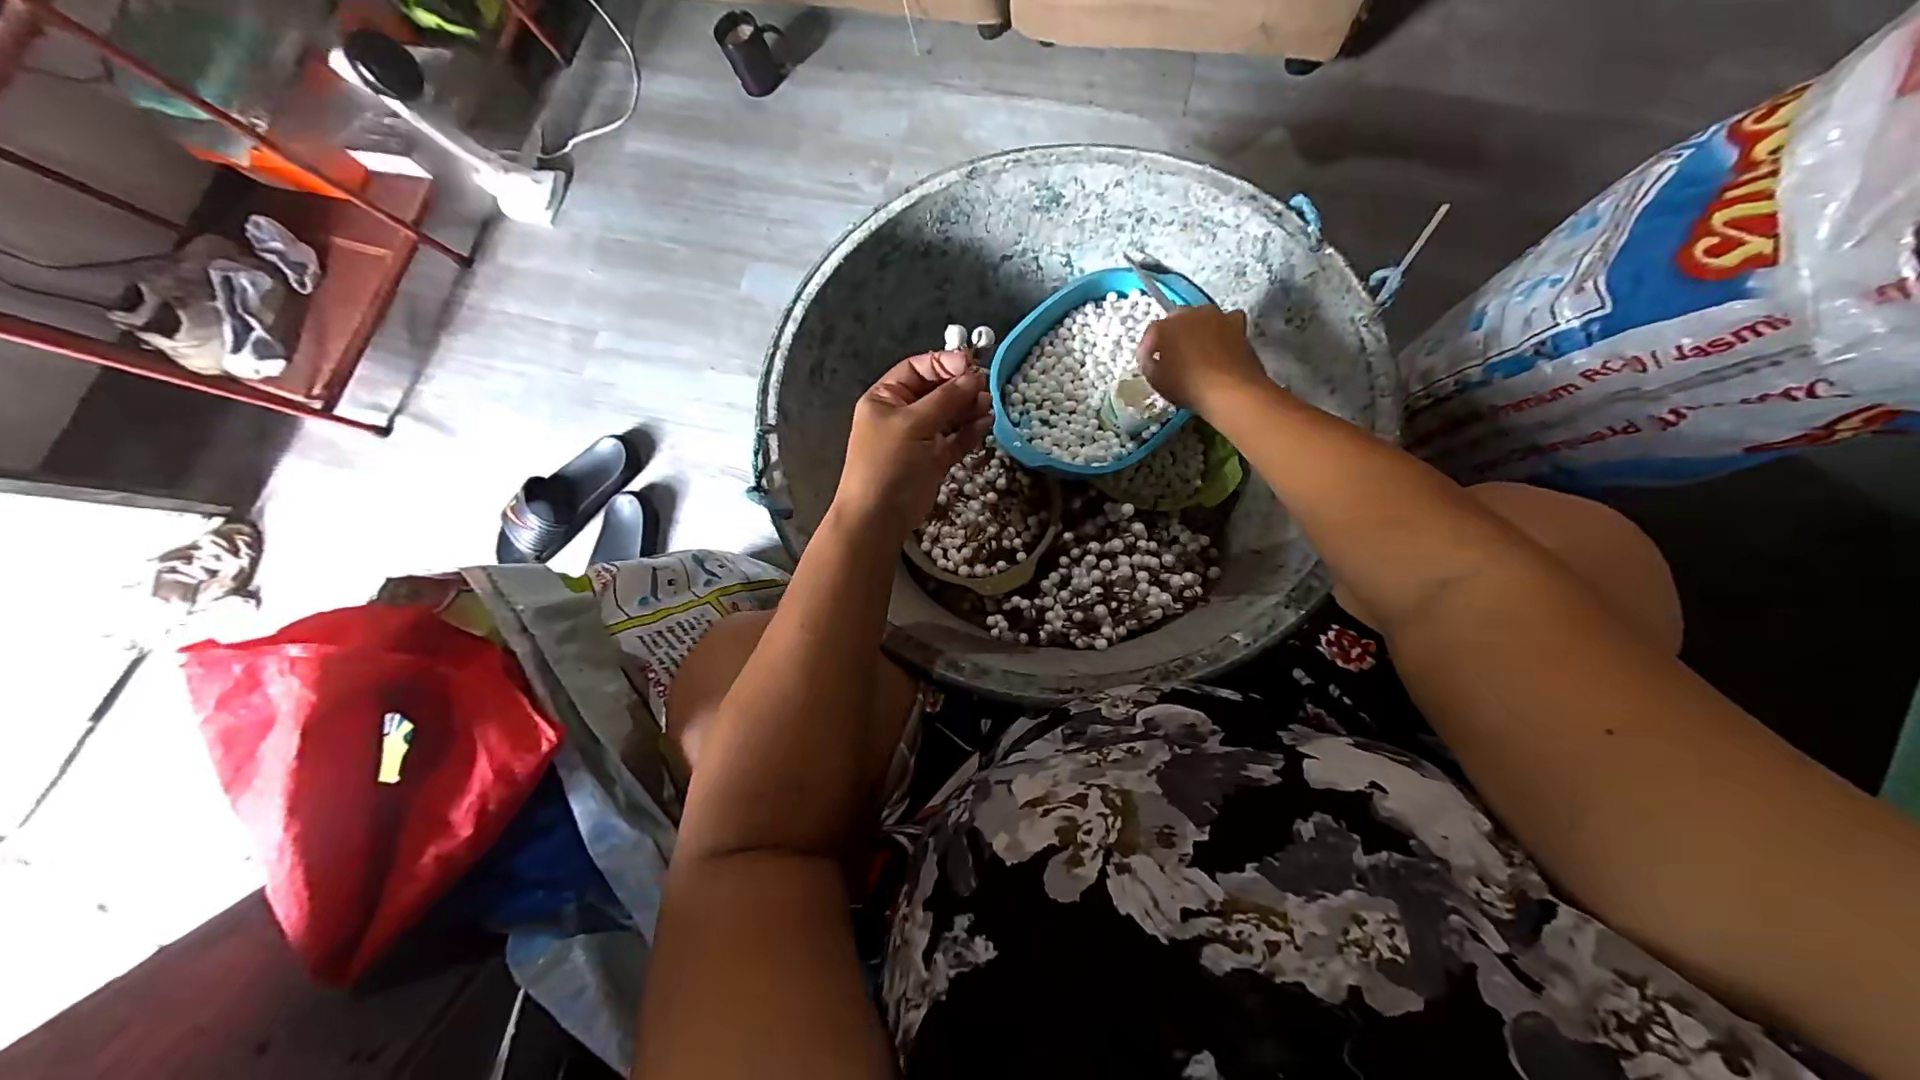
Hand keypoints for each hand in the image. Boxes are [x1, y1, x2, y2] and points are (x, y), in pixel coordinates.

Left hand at [836, 350, 992, 536]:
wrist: (878, 516)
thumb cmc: (888, 463)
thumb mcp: (913, 424)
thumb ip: (946, 398)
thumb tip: (974, 376)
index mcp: (886, 397)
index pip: (918, 368)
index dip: (944, 363)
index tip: (972, 365)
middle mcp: (902, 414)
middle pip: (937, 390)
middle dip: (961, 387)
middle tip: (986, 386)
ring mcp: (919, 437)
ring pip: (949, 415)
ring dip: (969, 408)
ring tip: (989, 404)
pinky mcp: (934, 459)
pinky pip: (955, 438)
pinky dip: (970, 430)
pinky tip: (986, 423)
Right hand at [1138, 305, 1267, 411]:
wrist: (1229, 390)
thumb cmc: (1187, 386)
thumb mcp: (1156, 380)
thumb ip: (1148, 363)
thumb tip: (1150, 357)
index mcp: (1165, 327)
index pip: (1152, 332)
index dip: (1148, 347)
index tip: (1149, 360)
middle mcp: (1189, 314)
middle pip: (1176, 319)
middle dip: (1173, 334)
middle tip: (1173, 354)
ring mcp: (1214, 316)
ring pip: (1201, 317)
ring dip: (1197, 329)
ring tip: (1197, 348)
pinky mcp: (1237, 323)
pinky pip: (1226, 321)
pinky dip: (1222, 329)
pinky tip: (1221, 342)